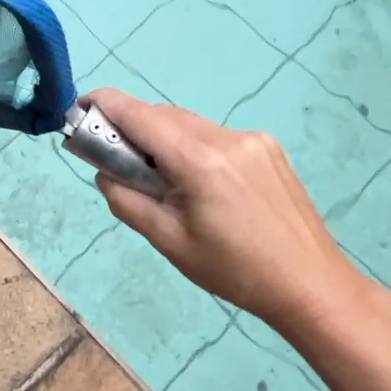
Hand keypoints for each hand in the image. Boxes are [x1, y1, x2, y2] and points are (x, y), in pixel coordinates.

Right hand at [85, 88, 374, 333]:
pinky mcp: (267, 147)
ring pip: (187, 124)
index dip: (102, 104)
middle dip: (130, 127)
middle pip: (161, 115)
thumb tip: (104, 171)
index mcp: (198, 161)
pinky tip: (198, 184)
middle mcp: (225, 138)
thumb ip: (124, 199)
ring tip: (159, 179)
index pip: (137, 113)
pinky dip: (190, 147)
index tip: (78, 111)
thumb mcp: (166, 240)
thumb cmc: (233, 271)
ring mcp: (252, 139)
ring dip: (161, 138)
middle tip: (114, 158)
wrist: (312, 286)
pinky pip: (213, 135)